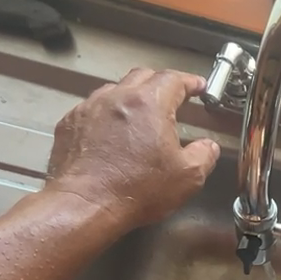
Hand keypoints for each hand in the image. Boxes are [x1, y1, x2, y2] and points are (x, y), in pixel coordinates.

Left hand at [44, 67, 220, 230]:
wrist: (87, 203)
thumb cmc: (138, 189)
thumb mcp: (188, 176)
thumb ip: (205, 155)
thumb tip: (208, 146)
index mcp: (149, 104)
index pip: (173, 79)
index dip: (190, 81)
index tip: (198, 86)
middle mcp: (117, 98)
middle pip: (143, 76)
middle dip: (162, 83)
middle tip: (174, 96)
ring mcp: (90, 108)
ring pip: (116, 90)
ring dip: (134, 97)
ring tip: (143, 116)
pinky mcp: (72, 123)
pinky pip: (95, 108)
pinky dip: (111, 114)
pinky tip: (116, 133)